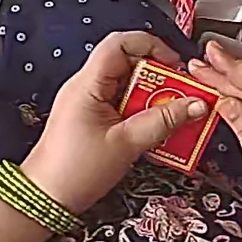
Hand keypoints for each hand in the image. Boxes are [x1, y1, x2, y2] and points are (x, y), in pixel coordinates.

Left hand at [20, 32, 208, 214]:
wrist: (46, 199)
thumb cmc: (74, 171)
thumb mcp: (126, 144)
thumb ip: (163, 121)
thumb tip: (195, 104)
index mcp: (87, 84)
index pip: (120, 43)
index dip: (151, 46)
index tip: (175, 66)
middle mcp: (86, 86)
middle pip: (129, 63)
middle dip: (159, 76)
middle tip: (181, 94)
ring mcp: (89, 101)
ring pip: (130, 84)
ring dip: (154, 96)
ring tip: (173, 113)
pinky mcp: (93, 116)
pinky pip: (124, 102)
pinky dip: (143, 110)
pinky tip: (157, 127)